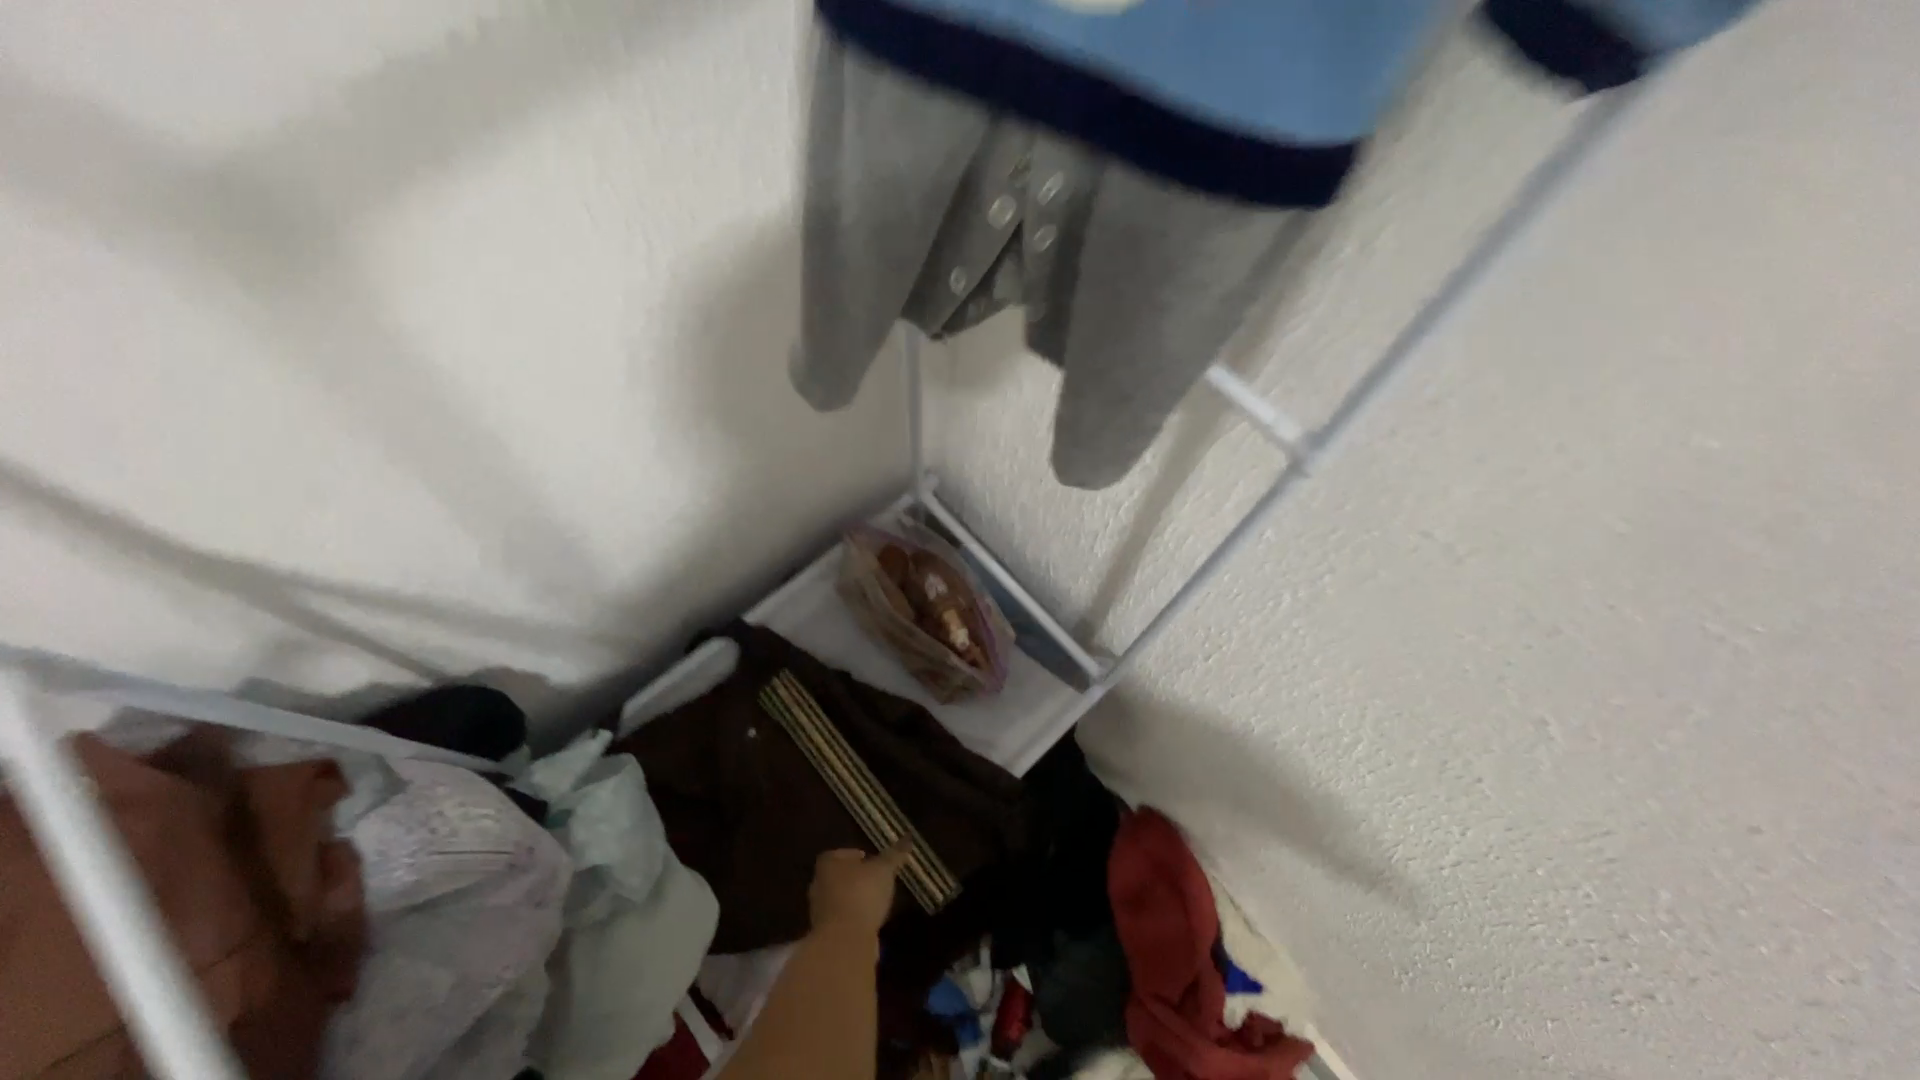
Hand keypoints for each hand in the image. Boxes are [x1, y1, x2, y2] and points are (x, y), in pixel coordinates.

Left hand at [808, 842, 907, 938]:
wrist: (845, 939)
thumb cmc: (861, 894)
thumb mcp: (883, 870)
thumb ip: (894, 855)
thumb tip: (908, 837)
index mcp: (827, 865)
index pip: (837, 854)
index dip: (852, 855)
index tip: (868, 859)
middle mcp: (818, 885)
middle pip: (836, 877)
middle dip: (853, 877)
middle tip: (873, 878)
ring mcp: (820, 911)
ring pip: (838, 899)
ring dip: (853, 899)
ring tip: (875, 900)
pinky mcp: (826, 933)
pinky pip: (842, 919)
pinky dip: (854, 917)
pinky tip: (869, 920)